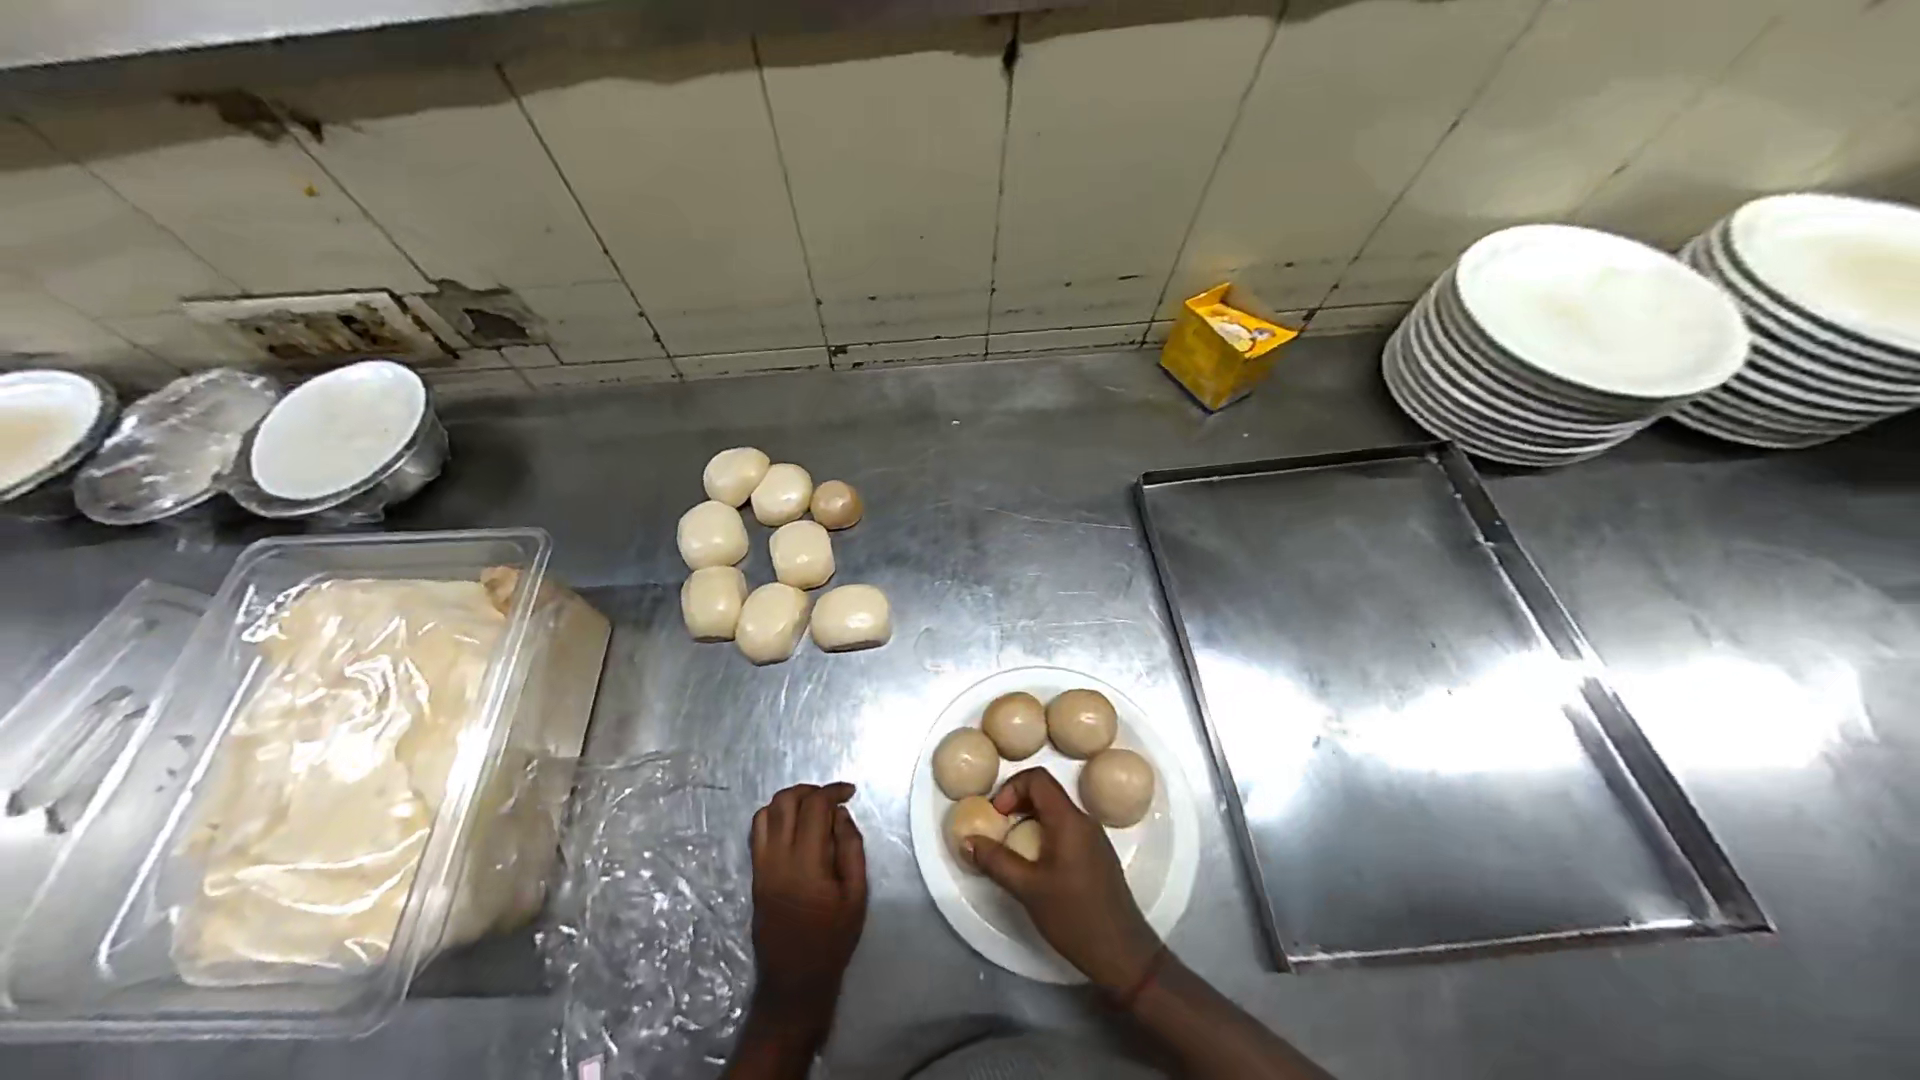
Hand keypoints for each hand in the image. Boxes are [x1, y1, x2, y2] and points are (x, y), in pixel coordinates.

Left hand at [748, 782, 866, 1037]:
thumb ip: (851, 847)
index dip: (833, 791)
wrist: (795, 978)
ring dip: (791, 800)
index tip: (850, 792)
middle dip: (811, 790)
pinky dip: (774, 816)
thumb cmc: (833, 937)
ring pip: (766, 811)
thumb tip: (840, 814)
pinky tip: (793, 825)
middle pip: (786, 801)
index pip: (814, 807)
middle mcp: (778, 858)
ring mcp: (761, 865)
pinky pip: (757, 831)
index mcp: (807, 863)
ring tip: (812, 807)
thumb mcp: (857, 893)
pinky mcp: (754, 873)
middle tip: (832, 798)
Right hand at [967, 767, 1162, 991]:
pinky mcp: (1096, 855)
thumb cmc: (1074, 917)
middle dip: (1017, 803)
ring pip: (1055, 811)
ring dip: (1029, 820)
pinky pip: (1066, 829)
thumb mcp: (1027, 889)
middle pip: (1046, 792)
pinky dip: (1043, 834)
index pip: (1038, 779)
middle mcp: (1084, 821)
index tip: (996, 815)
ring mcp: (1093, 838)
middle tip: (997, 829)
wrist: (1123, 953)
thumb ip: (995, 861)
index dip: (1011, 788)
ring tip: (1010, 849)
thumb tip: (968, 841)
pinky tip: (1034, 865)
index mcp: (1069, 820)